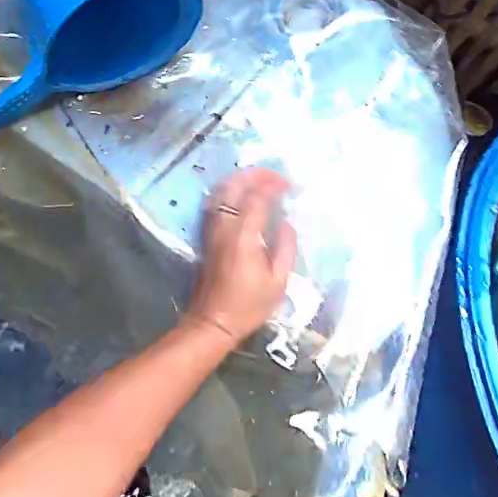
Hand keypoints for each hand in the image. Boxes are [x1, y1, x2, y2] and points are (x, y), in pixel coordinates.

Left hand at [185, 168, 298, 345]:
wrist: (213, 321)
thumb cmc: (248, 305)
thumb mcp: (278, 281)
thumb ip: (285, 246)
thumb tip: (287, 222)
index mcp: (244, 235)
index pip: (257, 197)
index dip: (274, 185)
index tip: (290, 185)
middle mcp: (224, 226)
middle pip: (234, 186)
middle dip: (255, 175)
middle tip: (276, 176)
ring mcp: (212, 230)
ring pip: (221, 192)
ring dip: (241, 180)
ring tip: (261, 181)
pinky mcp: (207, 236)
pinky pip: (216, 203)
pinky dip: (230, 192)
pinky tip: (243, 196)